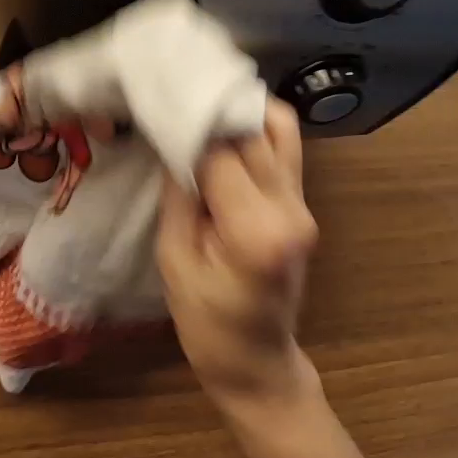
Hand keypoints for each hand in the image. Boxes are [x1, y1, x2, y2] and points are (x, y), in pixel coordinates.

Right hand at [158, 98, 319, 405]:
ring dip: (238, 109)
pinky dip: (255, 124)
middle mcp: (289, 208)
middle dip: (209, 107)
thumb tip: (173, 136)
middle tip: (171, 92)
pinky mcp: (302, 203)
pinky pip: (284, 146)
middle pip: (250, 131)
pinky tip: (223, 123)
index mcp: (256, 230)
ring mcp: (302, 204)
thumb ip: (179, 193)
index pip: (219, 152)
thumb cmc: (206, 324)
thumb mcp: (173, 258)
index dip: (185, 123)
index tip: (155, 99)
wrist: (256, 365)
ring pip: (278, 126)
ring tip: (199, 105)